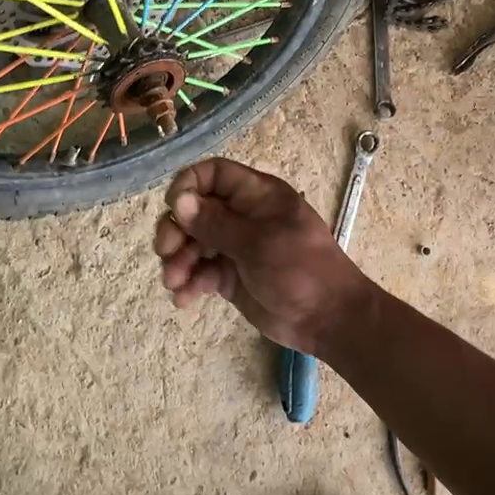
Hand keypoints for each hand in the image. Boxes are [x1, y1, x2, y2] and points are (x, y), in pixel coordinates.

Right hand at [153, 158, 381, 356]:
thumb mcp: (258, 243)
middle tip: (165, 252)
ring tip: (174, 282)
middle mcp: (242, 216)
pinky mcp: (230, 276)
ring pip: (193, 243)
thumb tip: (178, 201)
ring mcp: (235, 247)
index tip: (173, 209)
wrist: (328, 319)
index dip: (188, 186)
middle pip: (195, 210)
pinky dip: (189, 283)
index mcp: (256, 195)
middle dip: (176, 230)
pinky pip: (201, 272)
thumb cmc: (301, 269)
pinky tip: (184, 299)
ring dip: (178, 260)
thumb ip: (215, 223)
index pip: (213, 174)